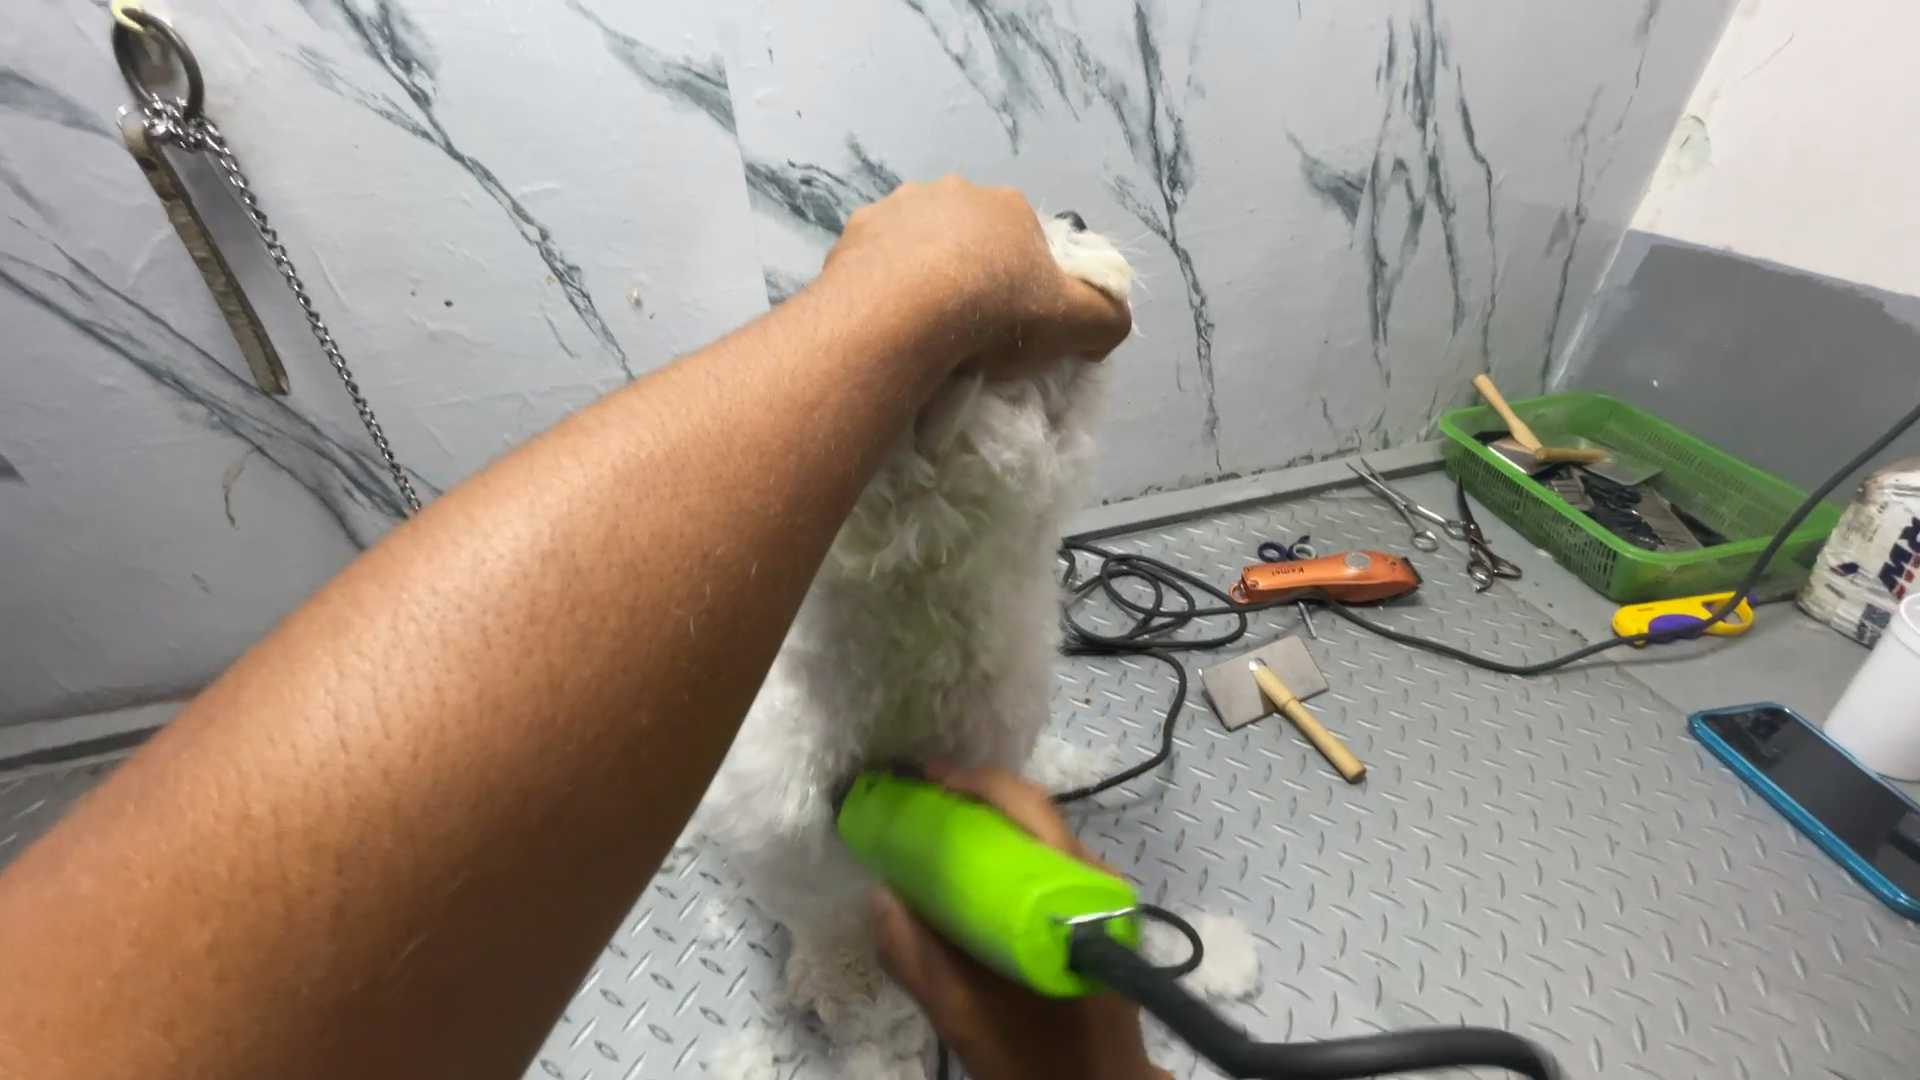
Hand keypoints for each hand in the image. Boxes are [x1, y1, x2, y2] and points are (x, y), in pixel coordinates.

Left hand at [820, 176, 1131, 378]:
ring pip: (918, 246)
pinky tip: (887, 322)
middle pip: (969, 239)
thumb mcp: (1076, 324)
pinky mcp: (853, 235)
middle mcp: (953, 193)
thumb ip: (1106, 320)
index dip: (1024, 283)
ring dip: (922, 277)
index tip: (1014, 324)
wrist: (904, 316)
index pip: (1026, 243)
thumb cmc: (996, 314)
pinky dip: (883, 288)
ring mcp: (896, 209)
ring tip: (922, 329)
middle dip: (970, 275)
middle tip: (966, 328)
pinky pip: (875, 264)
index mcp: (1009, 208)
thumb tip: (1105, 327)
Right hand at [868, 765, 1167, 1079]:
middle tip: (923, 792)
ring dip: (988, 812)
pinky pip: (1043, 851)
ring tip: (938, 814)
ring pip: (1039, 826)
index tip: (928, 780)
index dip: (977, 786)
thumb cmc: (1036, 1057)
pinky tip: (970, 854)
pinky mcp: (1093, 901)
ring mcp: (1099, 887)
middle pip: (1034, 808)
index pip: (1029, 811)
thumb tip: (879, 894)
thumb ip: (917, 961)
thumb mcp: (965, 1019)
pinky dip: (1003, 840)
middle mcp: (1094, 876)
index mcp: (1074, 894)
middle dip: (975, 791)